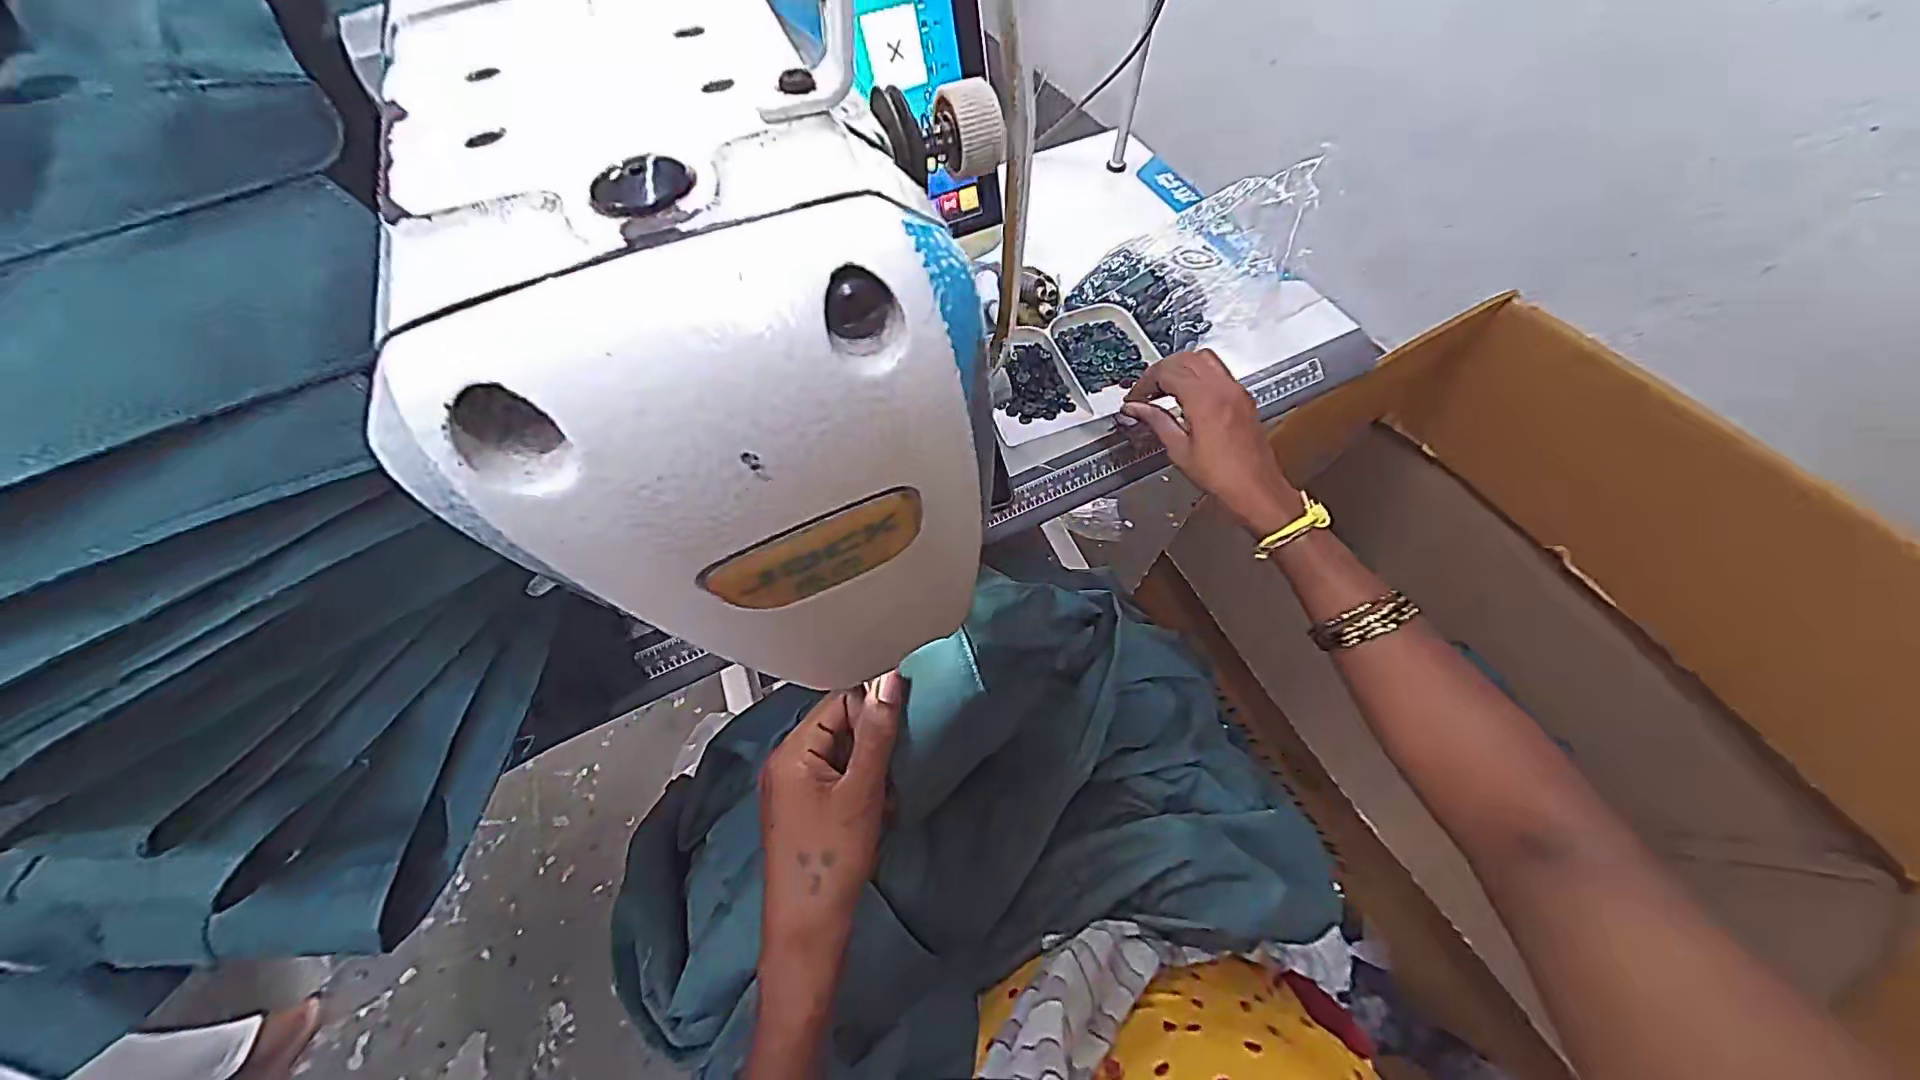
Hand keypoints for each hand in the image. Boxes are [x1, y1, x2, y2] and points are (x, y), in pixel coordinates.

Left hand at [758, 674, 903, 969]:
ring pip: (843, 753)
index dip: (873, 710)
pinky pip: (838, 777)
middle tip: (894, 768)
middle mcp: (786, 762)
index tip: (902, 728)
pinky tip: (875, 810)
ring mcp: (792, 787)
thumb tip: (891, 678)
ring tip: (884, 794)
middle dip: (873, 743)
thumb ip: (878, 732)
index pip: (839, 702)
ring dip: (870, 767)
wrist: (809, 931)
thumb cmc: (833, 858)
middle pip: (840, 726)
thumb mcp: (862, 790)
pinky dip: (861, 786)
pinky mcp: (803, 808)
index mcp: (791, 750)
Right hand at [1121, 349, 1303, 533]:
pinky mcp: (1243, 398)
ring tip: (1164, 390)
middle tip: (1145, 391)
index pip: (1168, 372)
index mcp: (1205, 400)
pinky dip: (1197, 375)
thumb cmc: (1223, 477)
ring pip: (1203, 359)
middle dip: (1160, 371)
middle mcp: (1224, 389)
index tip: (1135, 397)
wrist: (1255, 488)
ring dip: (1180, 368)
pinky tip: (1186, 396)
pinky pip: (1217, 372)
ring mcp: (1236, 391)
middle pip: (1185, 359)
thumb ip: (1157, 422)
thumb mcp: (1179, 450)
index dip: (1145, 382)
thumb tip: (1137, 409)